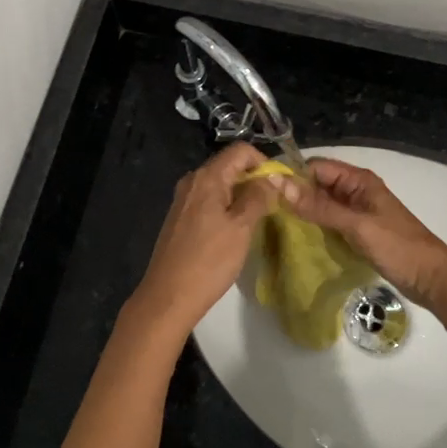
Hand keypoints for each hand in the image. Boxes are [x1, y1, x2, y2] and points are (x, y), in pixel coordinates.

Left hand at [126, 142, 281, 335]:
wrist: (168, 296)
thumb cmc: (209, 261)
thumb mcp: (241, 228)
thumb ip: (258, 197)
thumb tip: (271, 177)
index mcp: (207, 177)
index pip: (241, 151)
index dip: (263, 162)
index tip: (278, 186)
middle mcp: (192, 180)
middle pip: (229, 165)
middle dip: (253, 180)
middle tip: (271, 206)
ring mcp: (183, 199)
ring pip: (219, 184)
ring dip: (241, 195)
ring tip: (256, 220)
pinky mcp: (180, 217)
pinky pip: (208, 200)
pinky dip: (226, 207)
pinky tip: (233, 231)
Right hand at [281, 157, 446, 308]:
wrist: (432, 280)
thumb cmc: (397, 246)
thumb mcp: (355, 225)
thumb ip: (318, 206)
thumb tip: (279, 183)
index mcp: (358, 180)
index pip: (316, 167)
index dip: (293, 175)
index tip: (266, 191)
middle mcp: (356, 190)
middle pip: (318, 184)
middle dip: (295, 194)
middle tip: (267, 211)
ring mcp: (357, 212)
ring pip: (322, 204)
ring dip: (304, 212)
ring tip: (277, 224)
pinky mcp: (358, 231)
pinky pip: (330, 221)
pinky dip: (316, 226)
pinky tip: (300, 237)